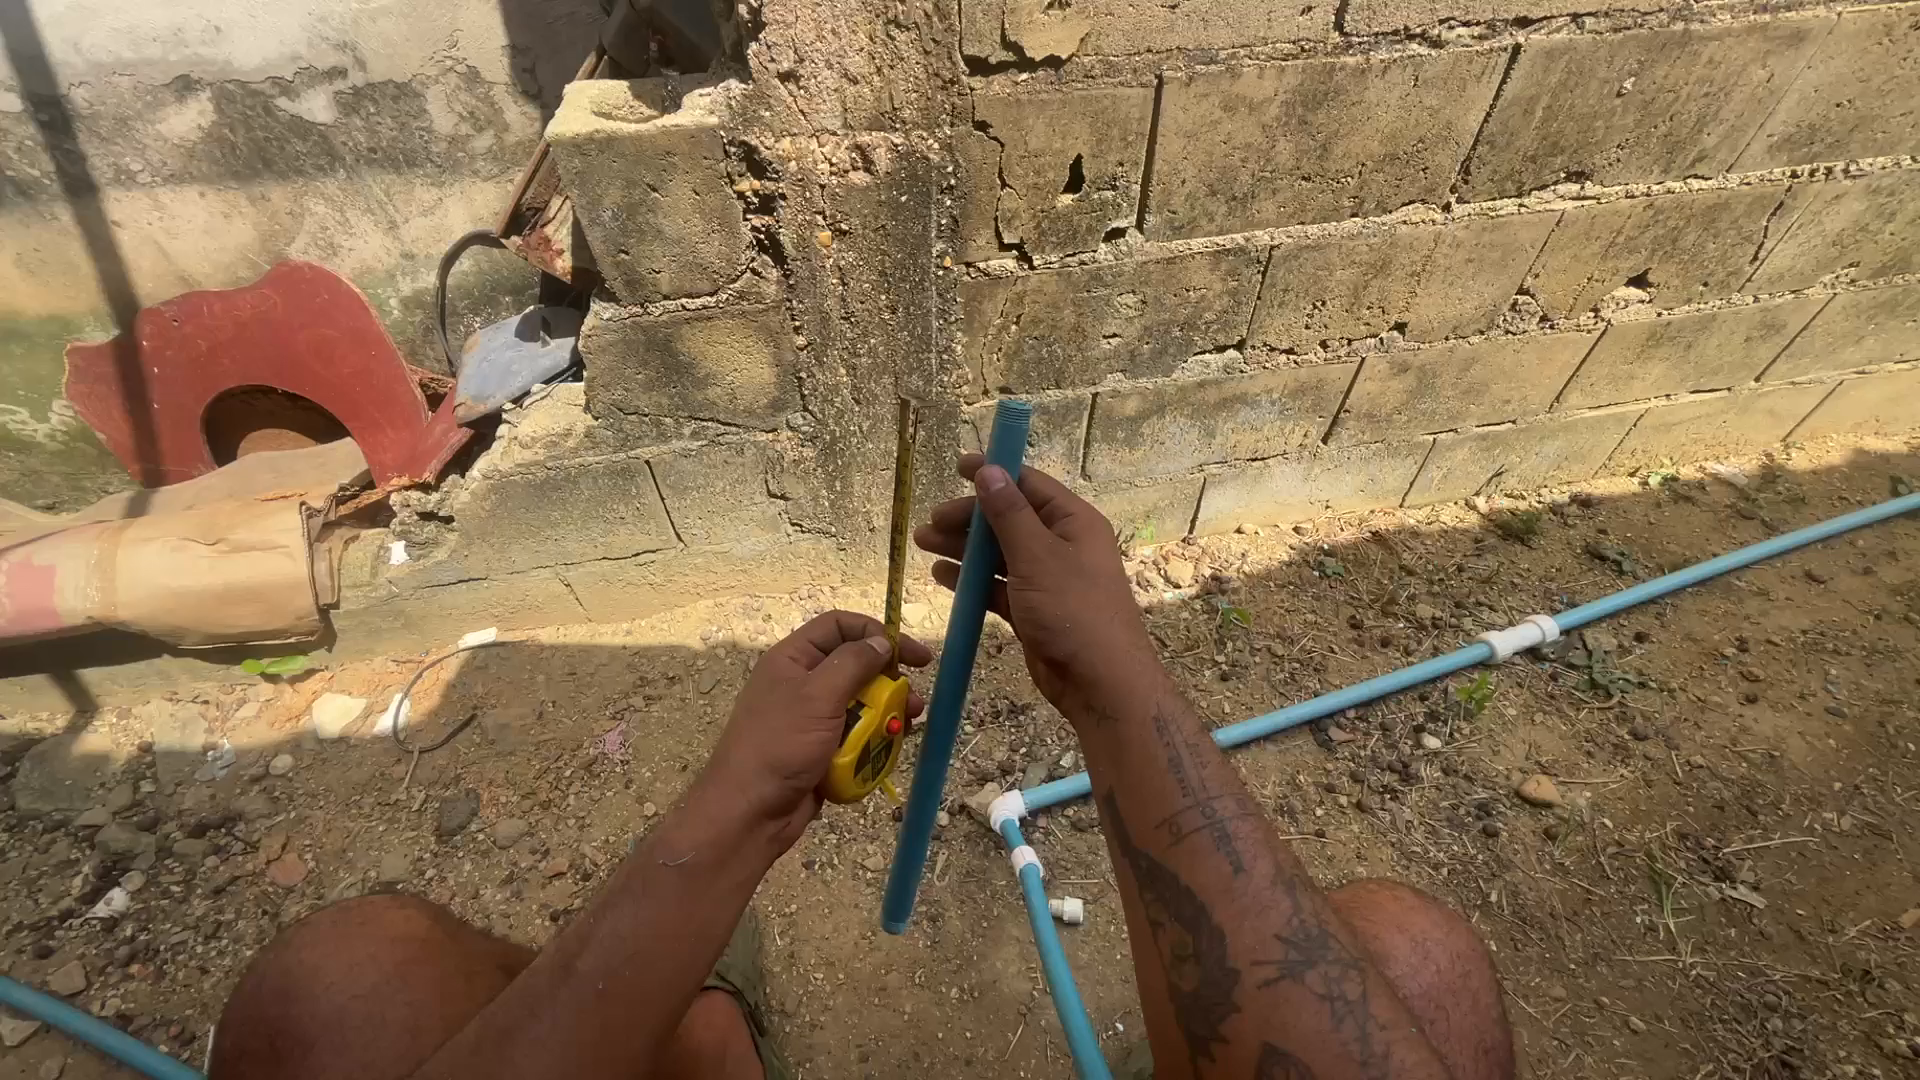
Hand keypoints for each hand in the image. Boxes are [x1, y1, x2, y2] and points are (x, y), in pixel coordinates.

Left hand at [695, 611, 930, 852]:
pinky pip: (857, 733)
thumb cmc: (780, 746)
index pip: (839, 626)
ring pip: (862, 702)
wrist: (750, 815)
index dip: (876, 632)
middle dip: (889, 679)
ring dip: (887, 712)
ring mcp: (814, 717)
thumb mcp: (818, 696)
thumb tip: (882, 642)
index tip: (910, 653)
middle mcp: (803, 682)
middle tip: (914, 698)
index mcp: (793, 659)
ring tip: (908, 724)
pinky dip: (875, 738)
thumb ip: (853, 663)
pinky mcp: (823, 748)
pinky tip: (890, 747)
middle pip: (856, 665)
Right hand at [913, 455, 1164, 726]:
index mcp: (1073, 521)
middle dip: (969, 518)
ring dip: (963, 549)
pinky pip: (997, 586)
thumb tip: (989, 469)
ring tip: (924, 543)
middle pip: (1009, 519)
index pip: (1029, 484)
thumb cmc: (1073, 610)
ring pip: (999, 554)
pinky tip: (941, 575)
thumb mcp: (1037, 556)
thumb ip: (1009, 513)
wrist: (1099, 684)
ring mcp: (1047, 579)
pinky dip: (971, 580)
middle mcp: (1061, 545)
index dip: (994, 473)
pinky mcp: (1033, 609)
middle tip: (931, 522)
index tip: (957, 467)